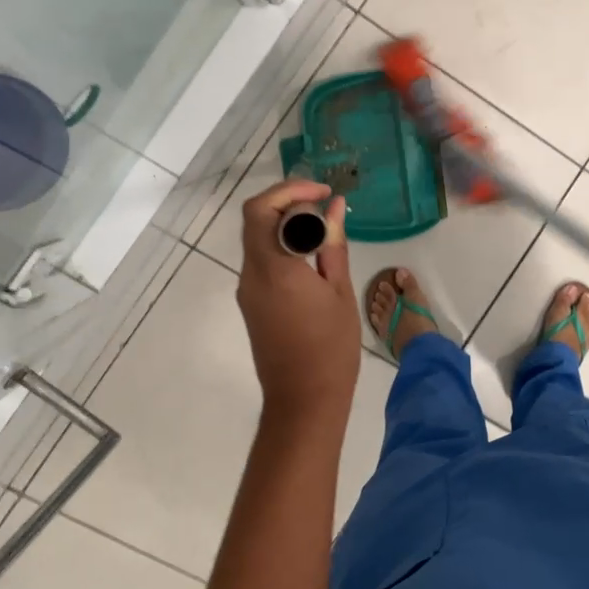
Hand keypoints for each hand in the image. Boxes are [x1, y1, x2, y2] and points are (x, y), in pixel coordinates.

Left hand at [236, 180, 360, 418]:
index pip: (266, 210)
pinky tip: (311, 253)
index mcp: (277, 268)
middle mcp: (253, 273)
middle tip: (322, 201)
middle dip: (286, 199)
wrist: (303, 398)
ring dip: (285, 221)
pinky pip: (262, 258)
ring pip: (257, 237)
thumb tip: (335, 207)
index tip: (326, 193)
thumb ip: (334, 245)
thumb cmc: (331, 347)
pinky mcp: (251, 301)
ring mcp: (247, 288)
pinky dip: (283, 243)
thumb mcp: (341, 292)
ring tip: (323, 226)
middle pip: (254, 218)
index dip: (294, 191)